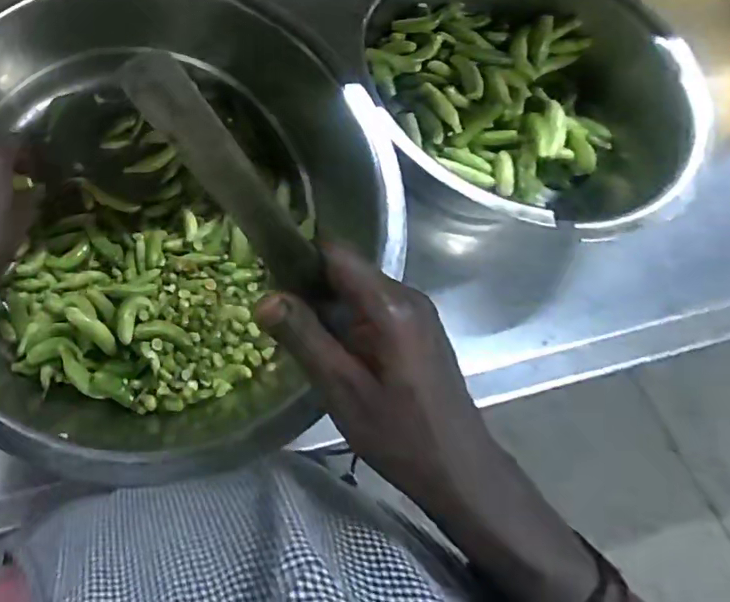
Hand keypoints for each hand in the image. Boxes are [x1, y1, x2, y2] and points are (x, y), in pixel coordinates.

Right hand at [254, 244, 494, 506]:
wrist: (465, 478)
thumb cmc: (403, 436)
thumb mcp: (343, 389)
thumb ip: (303, 337)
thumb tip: (263, 297)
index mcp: (391, 304)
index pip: (334, 252)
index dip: (297, 254)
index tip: (265, 272)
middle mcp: (406, 295)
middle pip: (343, 267)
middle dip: (306, 282)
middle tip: (273, 310)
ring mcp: (415, 310)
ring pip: (354, 286)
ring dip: (323, 301)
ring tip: (294, 329)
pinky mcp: (416, 327)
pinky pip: (368, 304)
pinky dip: (343, 316)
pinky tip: (328, 346)